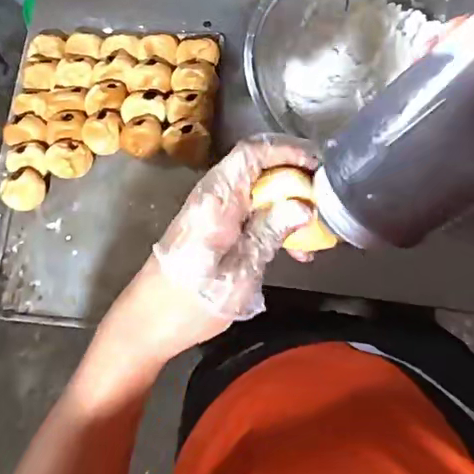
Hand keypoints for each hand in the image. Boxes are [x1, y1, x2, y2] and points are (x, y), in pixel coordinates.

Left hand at [91, 137, 318, 375]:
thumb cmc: (192, 300)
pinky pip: (247, 209)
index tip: (320, 167)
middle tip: (326, 202)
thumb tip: (305, 205)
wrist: (147, 323)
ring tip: (314, 232)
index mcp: (216, 198)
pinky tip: (292, 248)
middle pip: (257, 167)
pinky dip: (271, 220)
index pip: (252, 151)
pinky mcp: (211, 226)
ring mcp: (210, 210)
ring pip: (256, 189)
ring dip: (286, 203)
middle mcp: (212, 195)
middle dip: (295, 178)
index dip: (289, 150)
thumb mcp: (240, 272)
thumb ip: (271, 233)